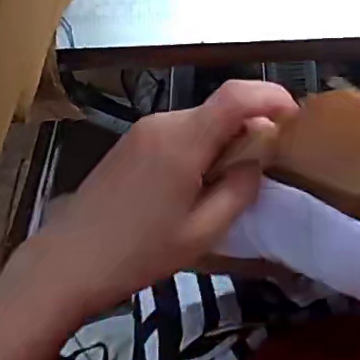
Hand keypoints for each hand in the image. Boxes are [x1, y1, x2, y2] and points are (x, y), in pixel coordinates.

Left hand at [35, 79, 296, 318]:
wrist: (64, 264)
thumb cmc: (136, 254)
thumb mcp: (201, 234)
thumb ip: (239, 191)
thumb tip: (256, 160)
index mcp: (182, 141)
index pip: (235, 96)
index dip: (270, 96)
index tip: (295, 115)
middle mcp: (163, 123)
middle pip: (220, 108)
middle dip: (250, 126)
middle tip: (263, 164)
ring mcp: (143, 130)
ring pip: (200, 120)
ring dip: (223, 139)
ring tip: (225, 182)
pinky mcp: (131, 141)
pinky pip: (179, 131)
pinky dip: (200, 145)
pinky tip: (193, 182)